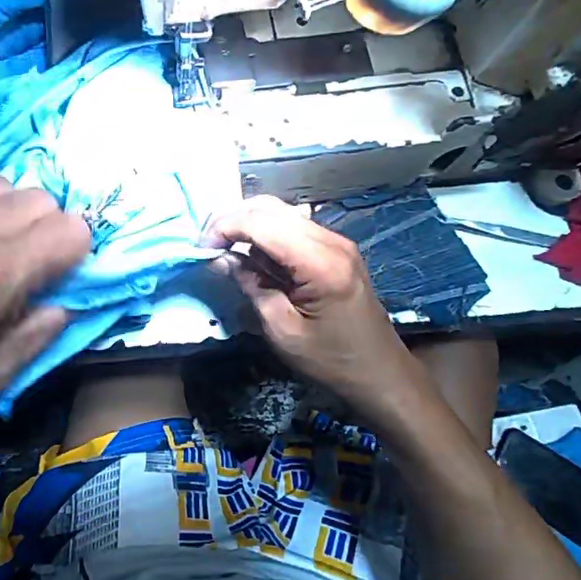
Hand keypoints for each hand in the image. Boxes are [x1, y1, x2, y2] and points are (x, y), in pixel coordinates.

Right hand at [204, 196, 430, 423]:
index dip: (224, 228)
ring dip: (246, 223)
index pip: (262, 222)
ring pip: (279, 212)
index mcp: (320, 262)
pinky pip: (291, 226)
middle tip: (205, 244)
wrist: (380, 372)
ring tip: (221, 247)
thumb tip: (222, 258)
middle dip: (231, 219)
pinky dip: (263, 232)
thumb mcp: (282, 330)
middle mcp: (330, 240)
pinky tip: (248, 252)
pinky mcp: (333, 249)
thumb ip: (252, 287)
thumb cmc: (331, 360)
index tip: (200, 248)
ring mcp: (334, 241)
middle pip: (269, 208)